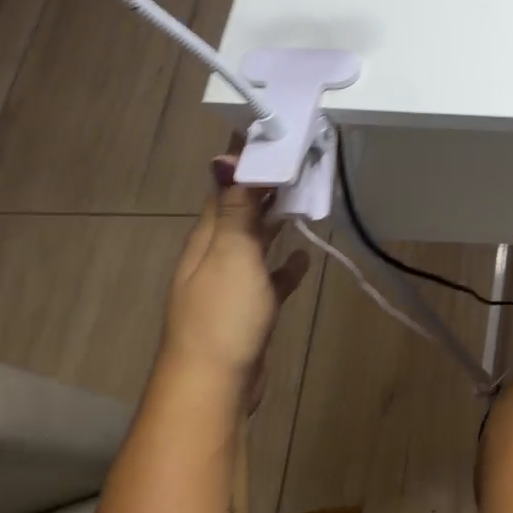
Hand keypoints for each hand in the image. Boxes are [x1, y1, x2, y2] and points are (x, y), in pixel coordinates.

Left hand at [160, 151, 309, 395]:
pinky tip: (303, 259)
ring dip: (275, 220)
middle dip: (265, 185)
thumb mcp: (232, 256)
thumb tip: (224, 157)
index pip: (226, 186)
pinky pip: (269, 277)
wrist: (214, 383)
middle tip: (299, 158)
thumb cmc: (224, 316)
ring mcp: (231, 284)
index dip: (245, 159)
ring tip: (305, 199)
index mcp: (207, 238)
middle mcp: (214, 255)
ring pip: (256, 241)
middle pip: (241, 211)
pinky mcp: (249, 310)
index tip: (271, 129)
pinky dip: (285, 265)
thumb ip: (234, 209)